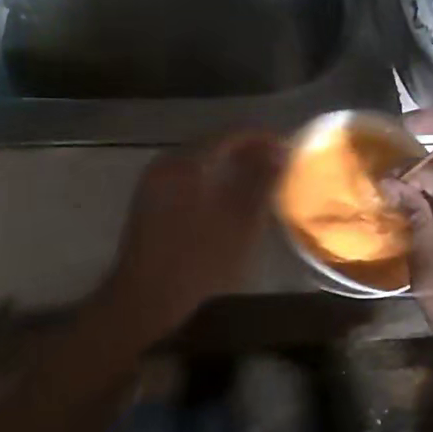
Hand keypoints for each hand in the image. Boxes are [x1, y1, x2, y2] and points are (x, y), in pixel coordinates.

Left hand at [93, 132, 284, 345]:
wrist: (145, 297)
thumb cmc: (197, 262)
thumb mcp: (240, 223)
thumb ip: (261, 182)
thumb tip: (280, 151)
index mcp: (186, 162)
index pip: (230, 134)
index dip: (262, 138)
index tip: (287, 148)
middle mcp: (165, 163)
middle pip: (212, 144)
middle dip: (246, 150)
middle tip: (276, 163)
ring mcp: (153, 182)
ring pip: (198, 162)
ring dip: (228, 166)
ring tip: (257, 180)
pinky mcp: (148, 202)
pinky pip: (185, 178)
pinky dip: (210, 180)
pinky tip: (226, 198)